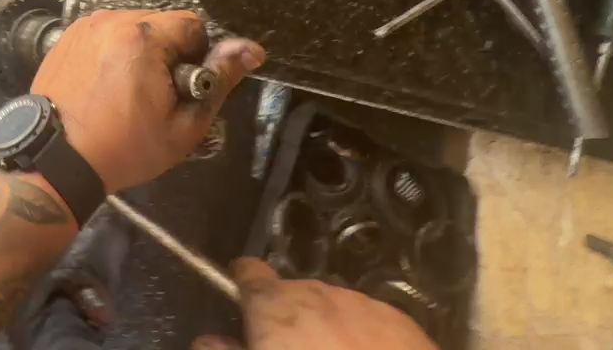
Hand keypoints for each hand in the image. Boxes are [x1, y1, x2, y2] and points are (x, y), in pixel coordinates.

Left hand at [30, 9, 263, 191]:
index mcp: (142, 36)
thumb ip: (219, 80)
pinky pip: (106, 34)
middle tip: (155, 96)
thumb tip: (252, 49)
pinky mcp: (68, 34)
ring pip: (133, 28)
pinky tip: (105, 85)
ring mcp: (86, 24)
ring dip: (140, 52)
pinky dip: (113, 52)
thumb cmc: (126, 146)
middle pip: (161, 24)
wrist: (57, 156)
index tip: (181, 88)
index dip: (197, 57)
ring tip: (128, 93)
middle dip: (168, 54)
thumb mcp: (184, 124)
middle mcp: (112, 19)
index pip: (192, 25)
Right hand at [192, 258, 437, 349]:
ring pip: (335, 308)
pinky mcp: (405, 325)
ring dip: (329, 329)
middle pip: (293, 294)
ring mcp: (363, 305)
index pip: (248, 271)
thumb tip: (207, 340)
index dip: (243, 285)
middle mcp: (315, 291)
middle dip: (291, 320)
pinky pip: (373, 324)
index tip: (243, 307)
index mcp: (274, 305)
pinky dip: (367, 341)